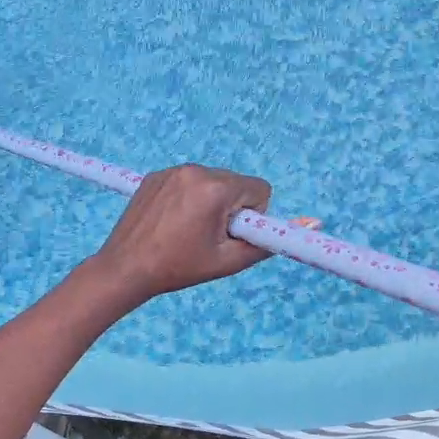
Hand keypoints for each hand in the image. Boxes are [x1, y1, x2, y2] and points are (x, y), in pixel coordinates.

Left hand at [90, 164, 272, 300]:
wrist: (125, 268)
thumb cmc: (177, 267)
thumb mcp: (229, 260)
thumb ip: (269, 240)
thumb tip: (312, 222)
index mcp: (214, 188)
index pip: (259, 189)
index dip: (250, 216)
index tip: (226, 234)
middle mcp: (194, 170)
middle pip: (235, 183)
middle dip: (229, 207)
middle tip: (204, 236)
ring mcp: (170, 171)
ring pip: (211, 182)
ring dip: (208, 202)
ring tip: (185, 230)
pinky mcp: (153, 176)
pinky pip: (186, 182)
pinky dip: (186, 197)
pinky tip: (170, 221)